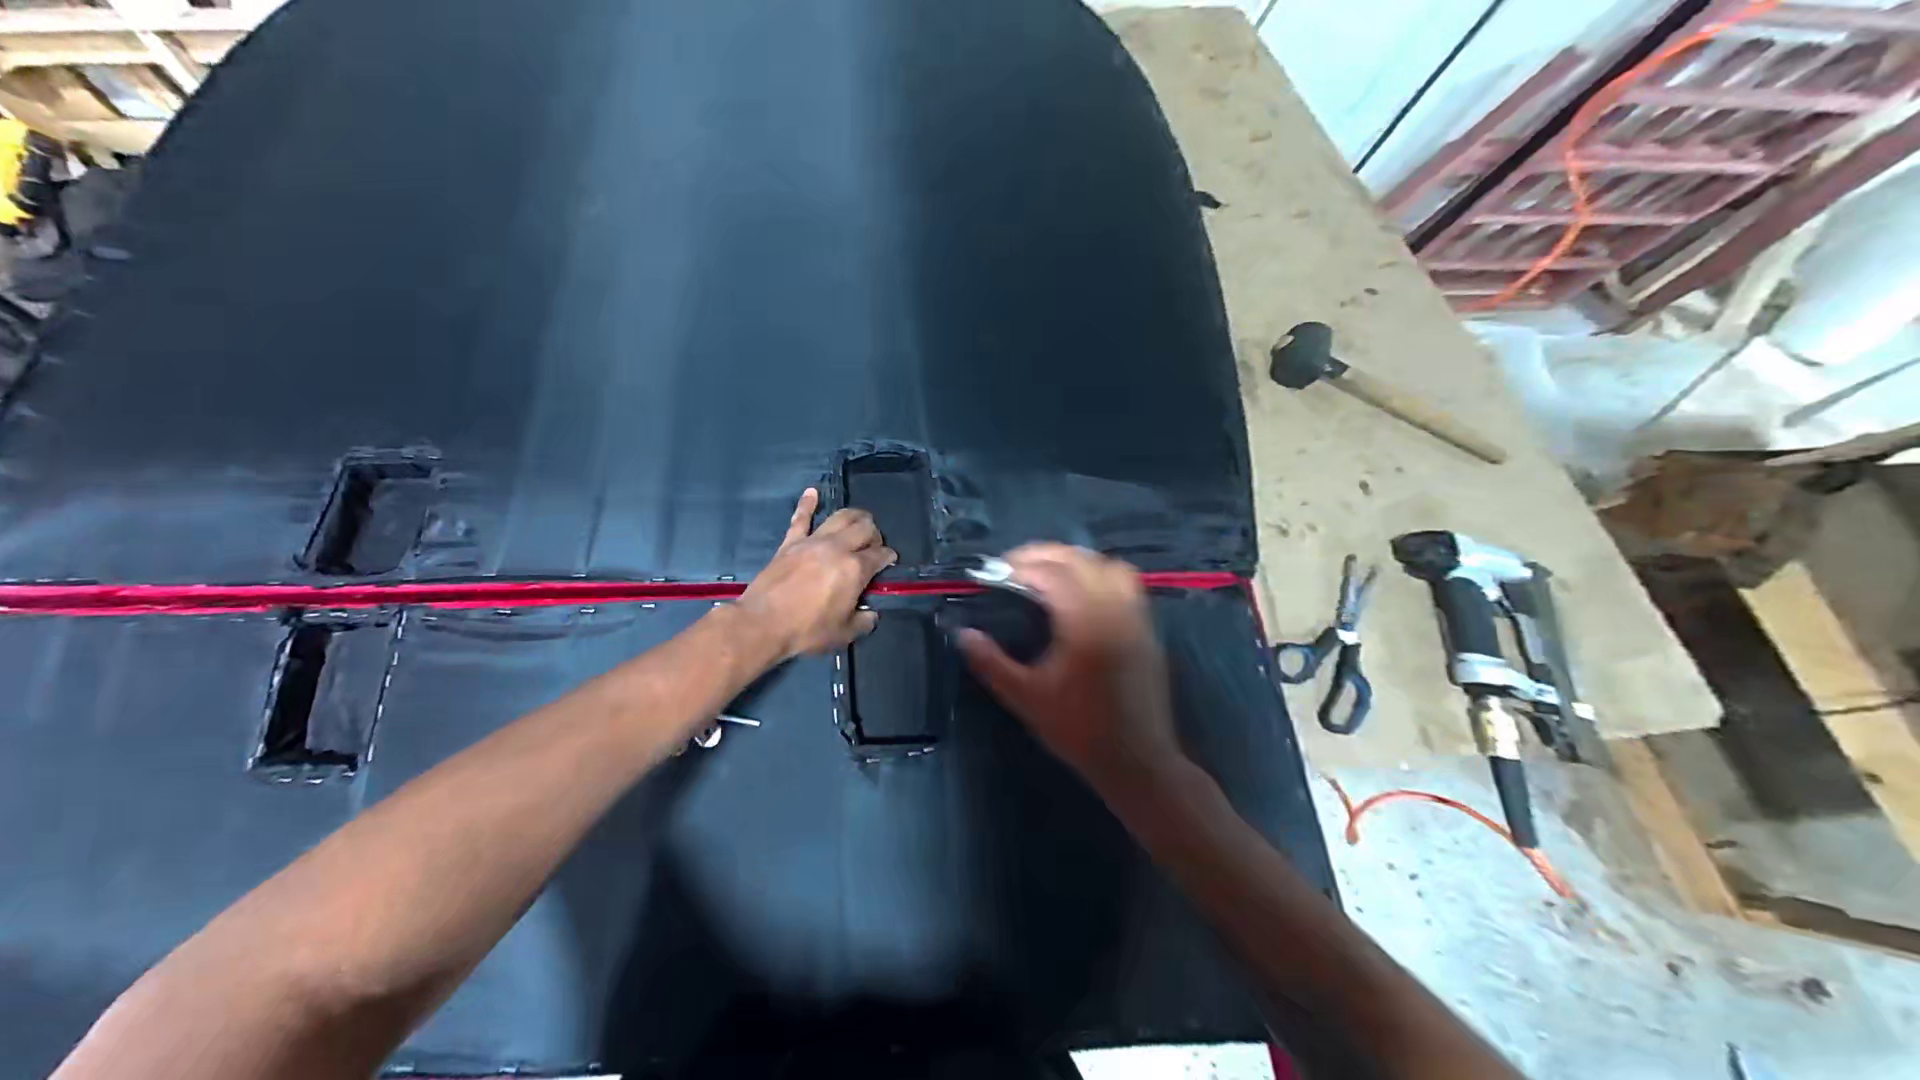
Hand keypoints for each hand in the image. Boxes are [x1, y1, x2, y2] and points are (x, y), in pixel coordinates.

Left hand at [734, 488, 896, 660]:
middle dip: (875, 533)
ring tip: (859, 520)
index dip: (889, 556)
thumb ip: (863, 621)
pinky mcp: (790, 542)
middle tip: (874, 545)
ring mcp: (812, 541)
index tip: (889, 561)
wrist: (762, 624)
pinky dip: (807, 503)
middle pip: (864, 527)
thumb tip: (871, 614)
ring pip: (839, 517)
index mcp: (855, 569)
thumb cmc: (806, 630)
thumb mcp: (844, 634)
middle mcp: (837, 548)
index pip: (880, 555)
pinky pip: (800, 518)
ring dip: (854, 516)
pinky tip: (812, 492)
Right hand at [957, 544, 1183, 789]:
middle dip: (1045, 555)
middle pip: (1080, 560)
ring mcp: (1136, 617)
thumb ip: (991, 663)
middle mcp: (1114, 609)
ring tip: (1049, 574)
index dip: (1020, 565)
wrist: (1137, 760)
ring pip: (1108, 566)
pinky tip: (1082, 594)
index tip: (995, 571)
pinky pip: (1127, 584)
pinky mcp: (1148, 629)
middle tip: (1015, 565)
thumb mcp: (1026, 698)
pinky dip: (1101, 575)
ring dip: (1077, 561)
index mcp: (1084, 622)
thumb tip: (963, 633)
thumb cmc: (1079, 730)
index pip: (1051, 573)